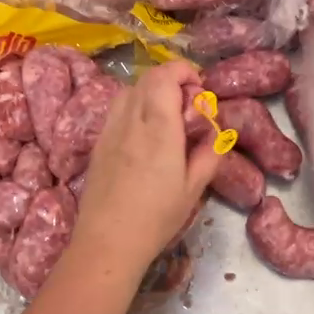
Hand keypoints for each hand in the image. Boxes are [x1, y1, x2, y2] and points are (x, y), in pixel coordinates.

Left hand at [72, 62, 220, 273]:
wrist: (107, 241)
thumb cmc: (156, 217)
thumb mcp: (194, 188)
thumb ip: (209, 152)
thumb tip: (216, 130)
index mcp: (159, 128)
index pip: (165, 76)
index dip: (183, 72)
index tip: (199, 89)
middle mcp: (131, 120)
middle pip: (147, 78)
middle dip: (171, 80)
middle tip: (188, 105)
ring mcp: (110, 129)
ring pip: (129, 89)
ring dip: (151, 91)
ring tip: (166, 116)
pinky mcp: (98, 142)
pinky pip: (117, 108)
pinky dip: (134, 105)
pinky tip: (143, 132)